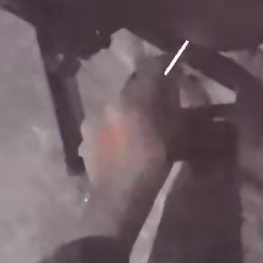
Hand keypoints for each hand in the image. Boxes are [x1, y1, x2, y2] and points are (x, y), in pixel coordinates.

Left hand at [80, 58, 182, 239]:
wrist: (117, 198)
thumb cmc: (151, 167)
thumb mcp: (173, 136)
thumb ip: (175, 107)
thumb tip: (178, 87)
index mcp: (133, 98)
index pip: (151, 66)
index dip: (166, 64)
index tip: (177, 69)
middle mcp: (110, 100)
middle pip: (133, 83)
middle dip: (149, 87)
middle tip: (163, 99)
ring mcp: (93, 115)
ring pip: (118, 101)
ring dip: (132, 106)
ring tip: (143, 122)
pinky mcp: (85, 132)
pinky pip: (105, 117)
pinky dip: (117, 121)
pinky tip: (124, 137)